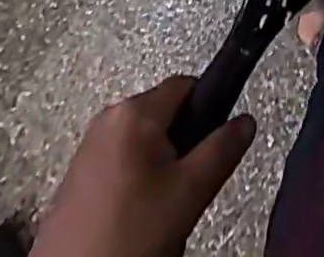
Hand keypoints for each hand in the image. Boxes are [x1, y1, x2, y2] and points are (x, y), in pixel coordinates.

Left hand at [31, 76, 254, 256]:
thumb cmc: (127, 239)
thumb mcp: (189, 192)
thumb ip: (222, 149)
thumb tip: (244, 123)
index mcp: (133, 112)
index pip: (187, 84)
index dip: (209, 108)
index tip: (217, 140)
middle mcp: (107, 119)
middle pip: (166, 115)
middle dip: (184, 145)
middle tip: (187, 186)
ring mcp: (89, 148)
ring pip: (146, 142)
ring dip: (162, 167)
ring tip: (161, 209)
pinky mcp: (78, 176)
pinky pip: (124, 162)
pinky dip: (138, 182)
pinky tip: (138, 219)